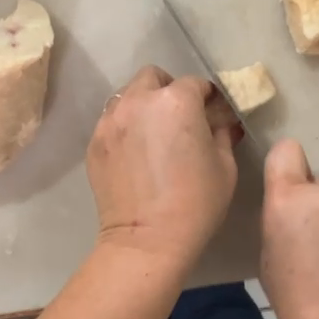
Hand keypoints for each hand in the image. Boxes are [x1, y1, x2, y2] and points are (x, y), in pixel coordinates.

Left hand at [88, 65, 239, 266]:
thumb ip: (222, 134)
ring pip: (127, 96)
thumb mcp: (225, 167)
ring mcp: (110, 121)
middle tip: (178, 118)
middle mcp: (139, 102)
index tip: (211, 114)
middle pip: (152, 78)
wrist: (146, 240)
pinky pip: (111, 122)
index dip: (206, 98)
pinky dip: (124, 128)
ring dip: (142, 106)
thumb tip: (222, 122)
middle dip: (167, 90)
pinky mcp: (94, 143)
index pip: (194, 84)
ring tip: (152, 134)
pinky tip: (134, 154)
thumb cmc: (196, 204)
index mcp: (176, 102)